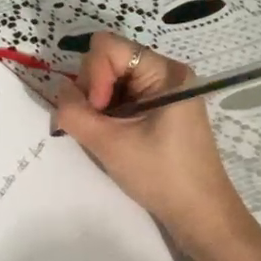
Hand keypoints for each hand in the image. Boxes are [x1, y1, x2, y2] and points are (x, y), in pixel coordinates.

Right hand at [53, 32, 249, 243]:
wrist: (200, 214)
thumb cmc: (160, 175)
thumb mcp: (108, 143)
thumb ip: (73, 111)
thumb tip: (60, 91)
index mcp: (164, 72)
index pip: (107, 47)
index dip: (93, 75)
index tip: (99, 110)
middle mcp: (165, 73)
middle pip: (107, 59)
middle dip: (93, 89)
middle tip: (99, 124)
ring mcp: (162, 90)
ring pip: (110, 78)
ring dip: (97, 103)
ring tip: (105, 133)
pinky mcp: (158, 107)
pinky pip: (121, 94)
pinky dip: (107, 111)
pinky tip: (112, 135)